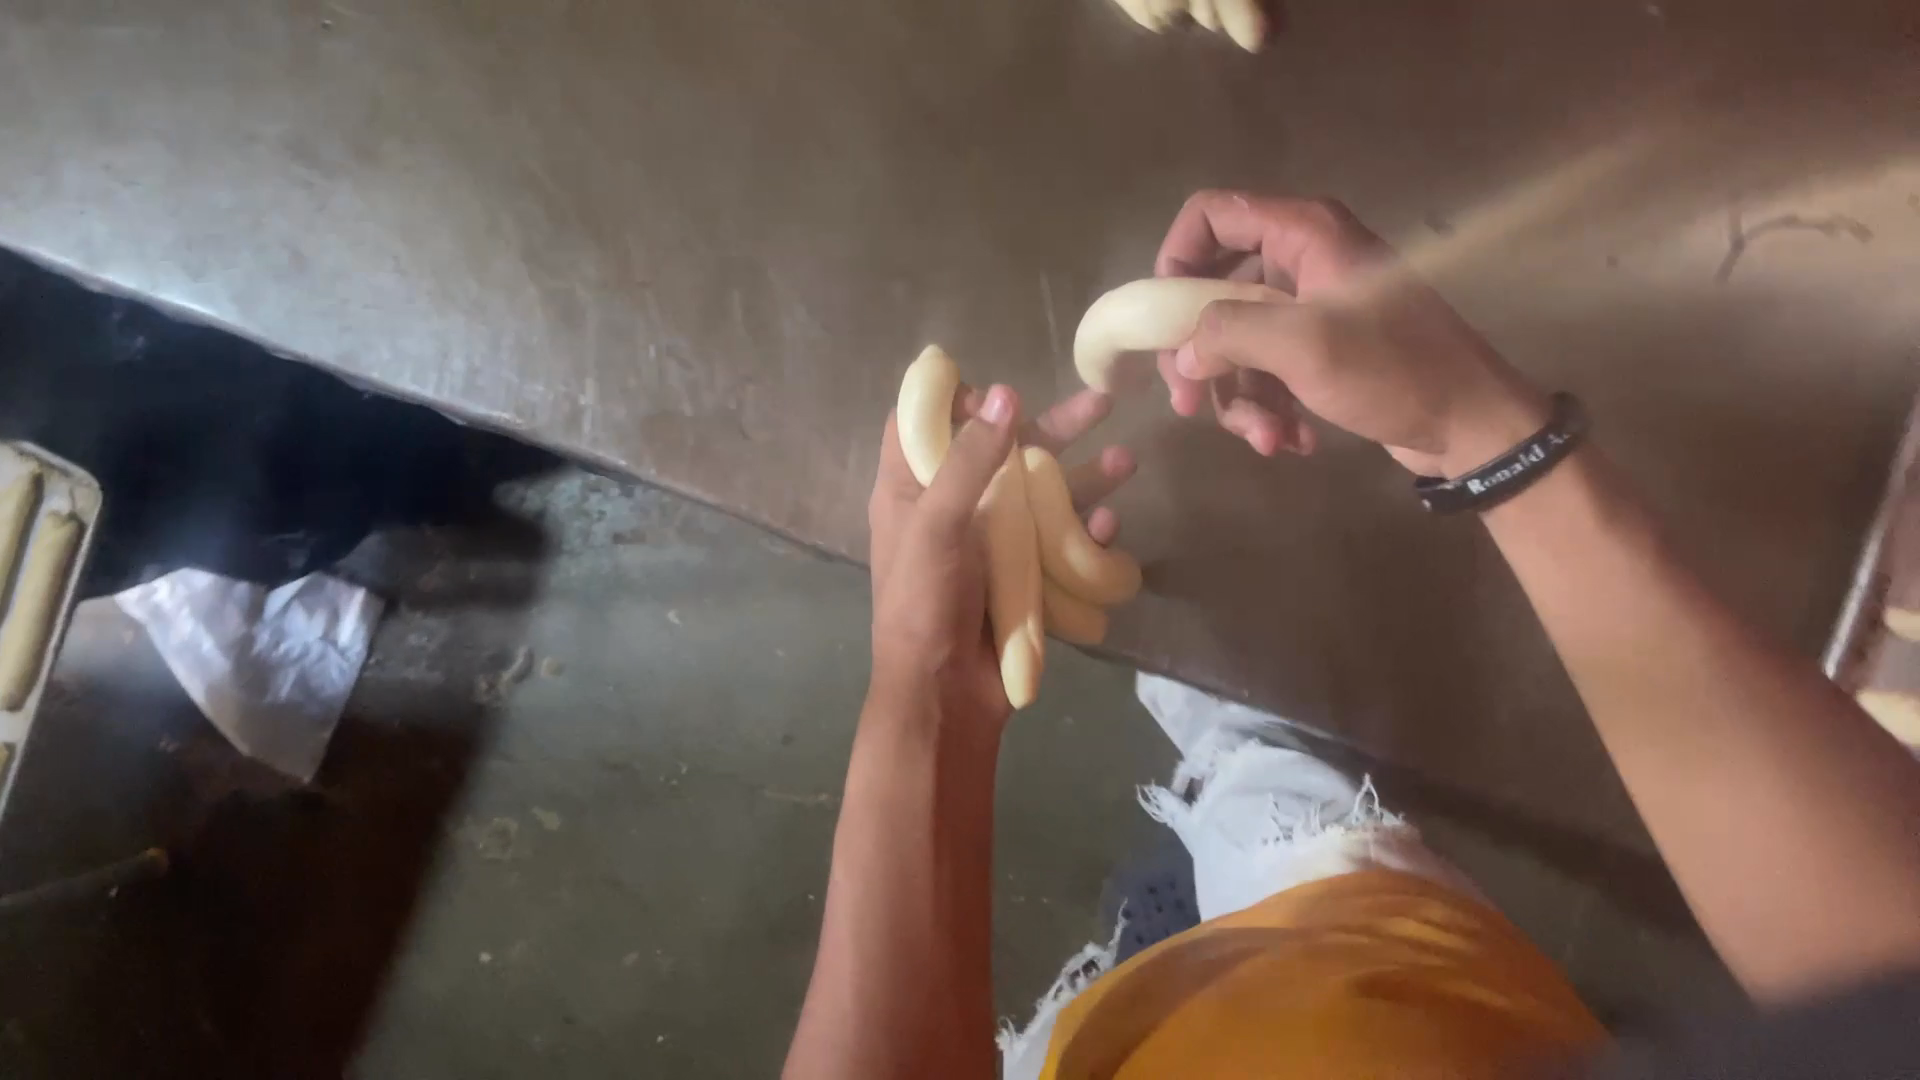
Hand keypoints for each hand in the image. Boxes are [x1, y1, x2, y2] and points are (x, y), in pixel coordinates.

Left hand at [868, 386, 1134, 727]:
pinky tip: (1110, 527)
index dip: (952, 401)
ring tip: (1126, 463)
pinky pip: (1058, 540)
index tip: (996, 393)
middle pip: (1000, 451)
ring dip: (1084, 477)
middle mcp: (952, 506)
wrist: (946, 692)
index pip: (921, 425)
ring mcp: (992, 539)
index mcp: (910, 489)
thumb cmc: (924, 602)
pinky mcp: (1024, 570)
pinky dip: (1085, 531)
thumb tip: (1004, 395)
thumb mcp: (935, 524)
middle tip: (1100, 403)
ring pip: (1041, 493)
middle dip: (1049, 428)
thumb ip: (968, 461)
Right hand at [1154, 191, 1549, 476]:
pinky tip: (1290, 439)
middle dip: (1199, 356)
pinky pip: (1263, 370)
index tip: (1162, 320)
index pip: (1210, 215)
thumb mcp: (1302, 346)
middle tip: (1188, 404)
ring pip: (1234, 344)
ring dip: (1238, 398)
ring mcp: (1308, 308)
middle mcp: (1300, 260)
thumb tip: (1183, 353)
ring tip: (1266, 438)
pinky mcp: (1316, 348)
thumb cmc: (1392, 370)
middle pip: (1211, 292)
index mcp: (1302, 234)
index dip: (1174, 260)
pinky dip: (1267, 409)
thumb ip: (1227, 333)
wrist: (1469, 423)